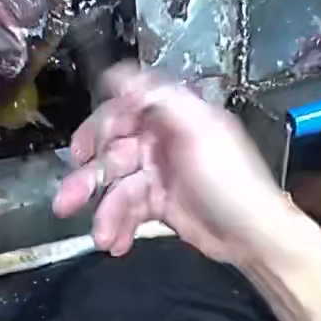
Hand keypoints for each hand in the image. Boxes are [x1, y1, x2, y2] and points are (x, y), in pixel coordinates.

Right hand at [51, 65, 288, 262]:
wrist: (254, 236)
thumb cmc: (232, 181)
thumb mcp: (200, 133)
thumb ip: (161, 101)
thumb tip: (120, 77)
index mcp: (173, 117)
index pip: (125, 108)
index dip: (102, 126)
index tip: (84, 147)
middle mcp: (162, 141)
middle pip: (111, 152)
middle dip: (89, 178)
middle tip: (67, 199)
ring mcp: (158, 174)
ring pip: (115, 187)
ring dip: (104, 213)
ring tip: (101, 237)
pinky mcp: (158, 203)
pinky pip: (127, 211)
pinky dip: (118, 227)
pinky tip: (116, 244)